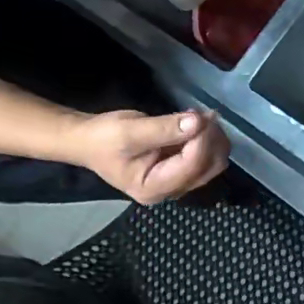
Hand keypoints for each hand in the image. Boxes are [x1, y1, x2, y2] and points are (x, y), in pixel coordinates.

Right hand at [65, 109, 229, 204]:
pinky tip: (198, 123)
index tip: (202, 115)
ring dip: (213, 138)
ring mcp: (179, 182)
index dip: (202, 139)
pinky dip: (208, 139)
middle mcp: (171, 190)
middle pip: (210, 167)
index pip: (192, 165)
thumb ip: (165, 128)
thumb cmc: (103, 138)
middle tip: (204, 113)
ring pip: (214, 161)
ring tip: (200, 116)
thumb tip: (198, 122)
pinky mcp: (182, 170)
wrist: (89, 141)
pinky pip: (207, 156)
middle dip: (212, 139)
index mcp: (153, 188)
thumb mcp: (129, 131)